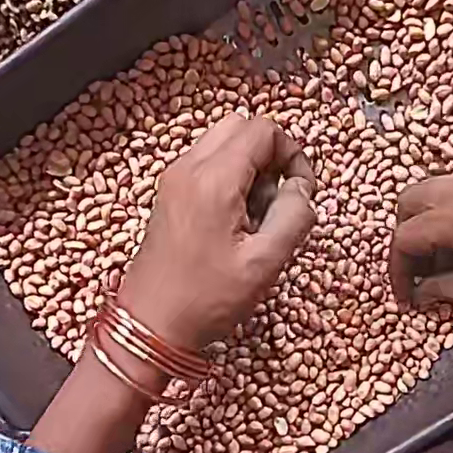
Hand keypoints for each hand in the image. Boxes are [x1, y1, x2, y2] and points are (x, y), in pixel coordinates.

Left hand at [119, 114, 317, 348]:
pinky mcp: (169, 195)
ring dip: (250, 167)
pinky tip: (234, 223)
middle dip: (270, 155)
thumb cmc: (207, 299)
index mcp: (212, 179)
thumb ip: (294, 216)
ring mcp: (173, 180)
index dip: (293, 154)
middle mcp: (188, 168)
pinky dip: (229, 179)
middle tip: (279, 199)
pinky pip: (207, 166)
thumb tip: (302, 189)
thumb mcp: (264, 262)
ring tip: (256, 217)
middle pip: (240, 127)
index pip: (263, 130)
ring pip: (223, 144)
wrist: (150, 325)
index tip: (301, 192)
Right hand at [388, 164, 452, 307]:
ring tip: (448, 263)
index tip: (408, 297)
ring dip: (428, 224)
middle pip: (408, 206)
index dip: (399, 272)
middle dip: (407, 241)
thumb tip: (423, 294)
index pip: (405, 239)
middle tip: (422, 276)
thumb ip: (451, 290)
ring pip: (432, 192)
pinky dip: (451, 211)